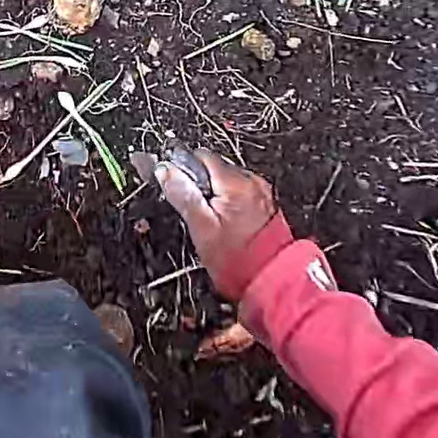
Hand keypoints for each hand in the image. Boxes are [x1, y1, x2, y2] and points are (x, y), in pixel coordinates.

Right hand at [156, 149, 294, 300]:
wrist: (271, 280)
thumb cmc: (235, 260)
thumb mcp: (202, 228)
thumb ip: (183, 196)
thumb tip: (166, 171)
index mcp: (234, 183)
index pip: (202, 156)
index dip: (184, 168)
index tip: (174, 182)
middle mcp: (251, 181)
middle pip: (215, 167)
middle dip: (201, 183)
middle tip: (194, 210)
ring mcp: (260, 191)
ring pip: (228, 180)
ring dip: (215, 192)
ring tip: (211, 220)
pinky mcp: (266, 203)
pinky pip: (241, 191)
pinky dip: (230, 200)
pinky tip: (227, 223)